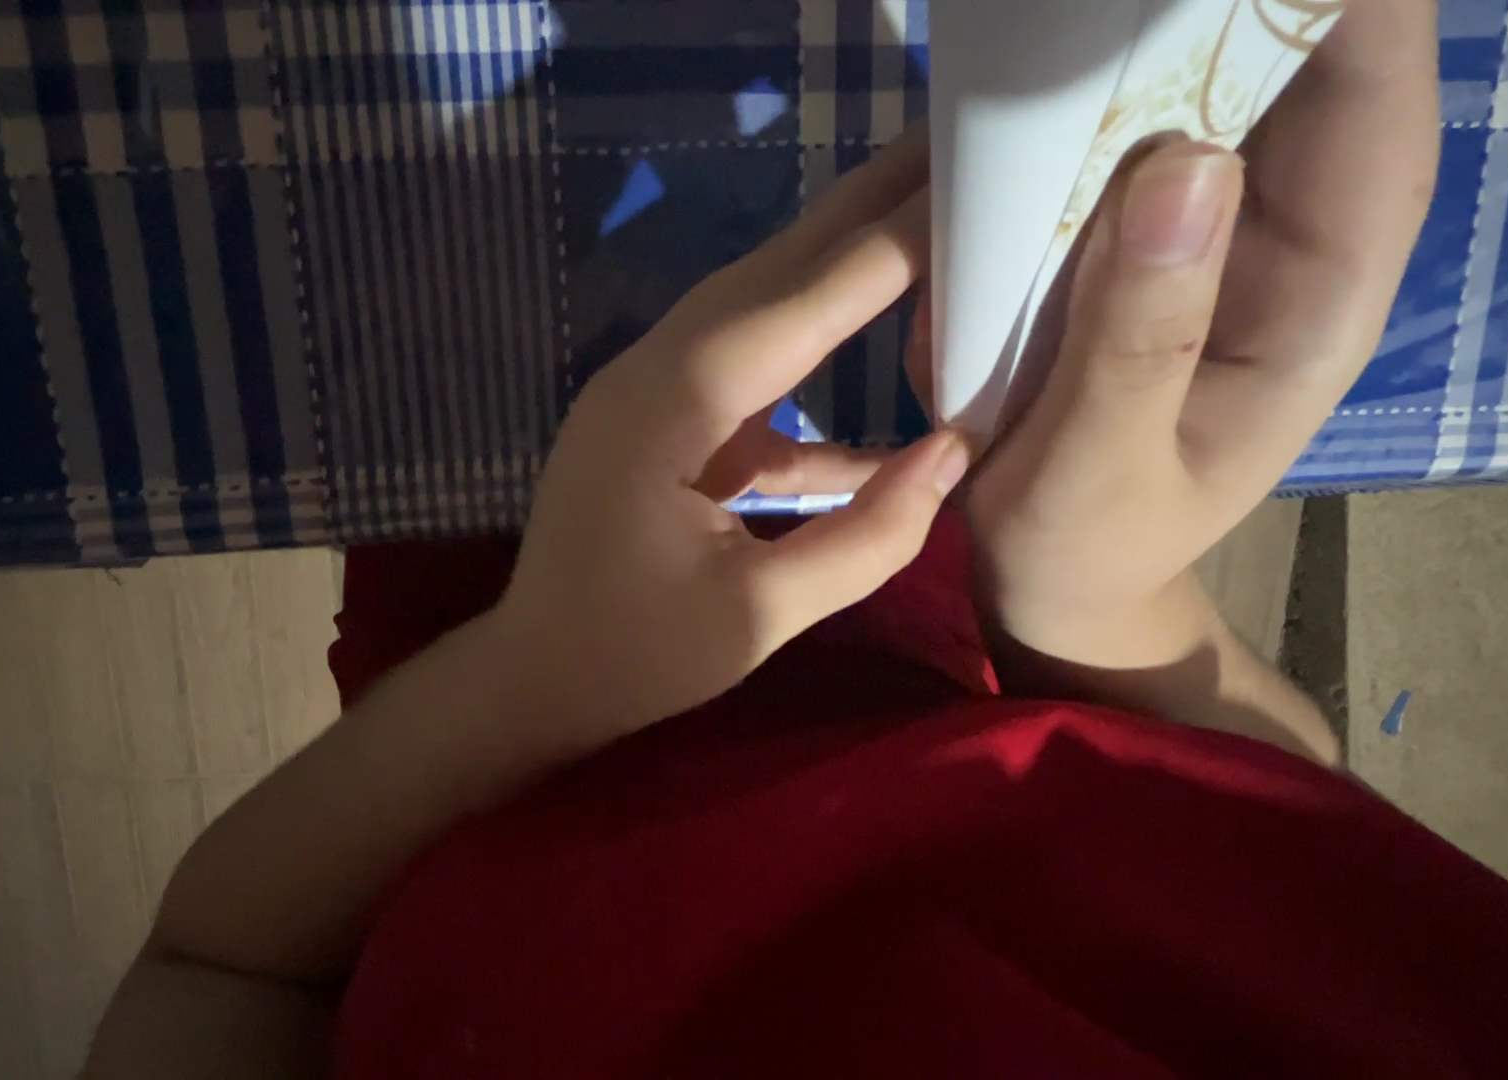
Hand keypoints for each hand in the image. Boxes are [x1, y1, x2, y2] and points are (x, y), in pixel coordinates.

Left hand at [486, 130, 966, 738]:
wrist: (537, 676)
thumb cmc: (635, 657)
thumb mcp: (760, 616)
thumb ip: (865, 536)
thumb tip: (954, 453)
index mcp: (669, 407)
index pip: (794, 304)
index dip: (885, 247)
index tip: (970, 185)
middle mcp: (652, 375)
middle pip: (767, 276)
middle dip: (860, 216)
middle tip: (949, 154)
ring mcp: (650, 396)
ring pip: (755, 316)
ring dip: (835, 279)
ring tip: (924, 236)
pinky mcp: (660, 427)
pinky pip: (745, 384)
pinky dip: (809, 383)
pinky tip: (880, 407)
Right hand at [925, 0, 1439, 670]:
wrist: (1048, 581)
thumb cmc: (1082, 544)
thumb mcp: (1101, 465)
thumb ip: (1136, 342)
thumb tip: (1181, 168)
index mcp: (1307, 319)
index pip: (1371, 141)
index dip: (1356, 28)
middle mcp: (1262, 272)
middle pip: (1284, 111)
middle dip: (1223, 33)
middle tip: (1121, 10)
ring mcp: (1182, 271)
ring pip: (1189, 138)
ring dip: (1133, 86)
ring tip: (1074, 45)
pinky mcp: (1115, 281)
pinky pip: (1105, 191)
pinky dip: (1069, 155)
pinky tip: (1023, 136)